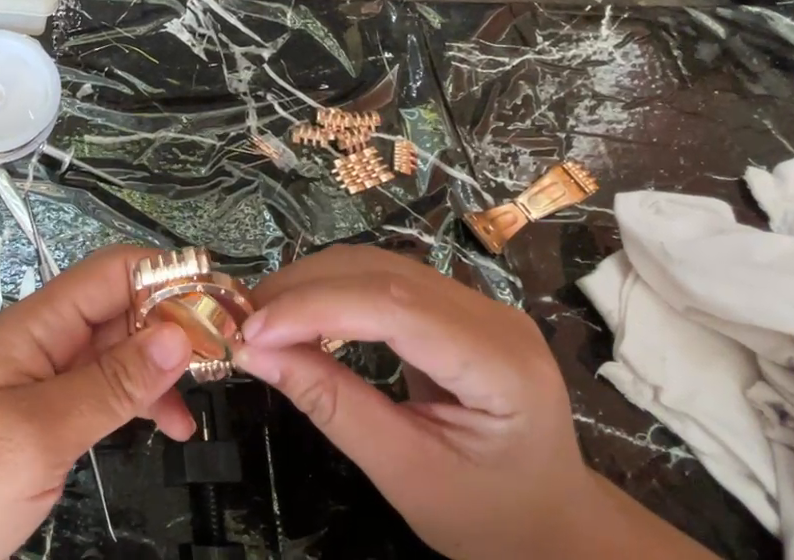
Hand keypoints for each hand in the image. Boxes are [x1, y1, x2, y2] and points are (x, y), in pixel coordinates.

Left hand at [0, 245, 193, 559]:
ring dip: (165, 363)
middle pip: (122, 307)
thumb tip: (175, 333)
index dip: (168, 277)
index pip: (112, 273)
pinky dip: (143, 399)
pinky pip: (108, 391)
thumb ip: (110, 383)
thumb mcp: (38, 433)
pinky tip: (169, 422)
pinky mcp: (50, 418)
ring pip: (121, 350)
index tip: (219, 304)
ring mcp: (48, 381)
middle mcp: (45, 343)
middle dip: (176, 319)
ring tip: (204, 390)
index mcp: (36, 326)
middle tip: (227, 352)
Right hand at [232, 245, 715, 559]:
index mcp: (498, 363)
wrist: (554, 528)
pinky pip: (381, 280)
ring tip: (260, 319)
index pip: (393, 305)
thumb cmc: (488, 518)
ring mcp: (475, 304)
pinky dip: (329, 292)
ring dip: (309, 284)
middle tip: (239, 323)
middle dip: (301, 289)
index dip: (314, 308)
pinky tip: (299, 314)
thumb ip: (330, 405)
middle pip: (380, 272)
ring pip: (374, 265)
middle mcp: (492, 314)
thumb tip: (251, 353)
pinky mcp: (454, 307)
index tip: (249, 331)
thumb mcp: (405, 474)